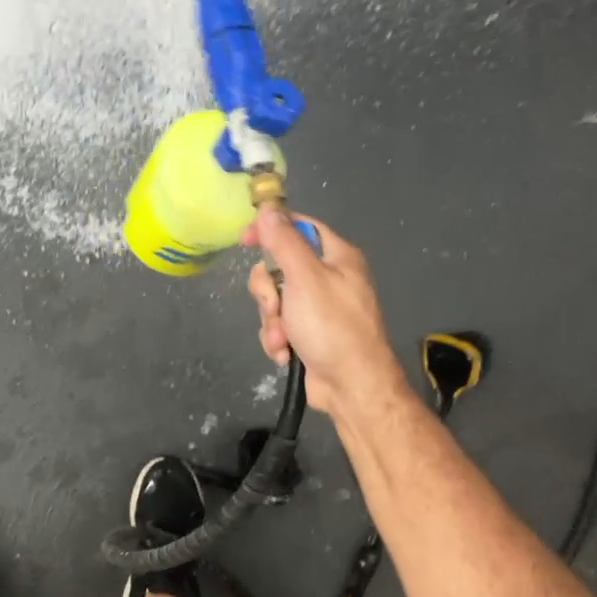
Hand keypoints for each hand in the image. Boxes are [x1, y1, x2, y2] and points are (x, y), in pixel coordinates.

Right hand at [244, 207, 406, 416]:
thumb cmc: (332, 327)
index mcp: (337, 257)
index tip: (244, 240)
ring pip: (275, 299)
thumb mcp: (304, 278)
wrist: (351, 387)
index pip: (299, 226)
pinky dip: (278, 338)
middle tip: (275, 307)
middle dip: (268, 292)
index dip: (270, 229)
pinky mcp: (310, 333)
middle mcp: (330, 278)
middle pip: (279, 266)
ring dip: (272, 320)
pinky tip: (285, 352)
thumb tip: (268, 209)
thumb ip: (283, 242)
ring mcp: (319, 307)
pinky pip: (281, 324)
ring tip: (284, 339)